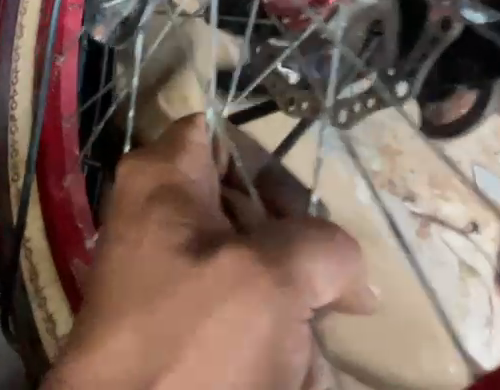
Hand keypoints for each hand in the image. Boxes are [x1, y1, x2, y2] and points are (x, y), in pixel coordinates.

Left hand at [45, 116, 373, 389]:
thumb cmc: (191, 332)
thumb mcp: (269, 276)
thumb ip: (319, 245)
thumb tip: (340, 264)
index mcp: (161, 176)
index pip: (217, 133)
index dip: (267, 163)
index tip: (303, 213)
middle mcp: (158, 209)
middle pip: (250, 206)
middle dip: (298, 257)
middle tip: (324, 298)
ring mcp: (170, 265)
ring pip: (262, 272)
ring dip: (296, 317)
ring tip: (291, 352)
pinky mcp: (185, 317)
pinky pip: (252, 320)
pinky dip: (277, 350)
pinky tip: (283, 374)